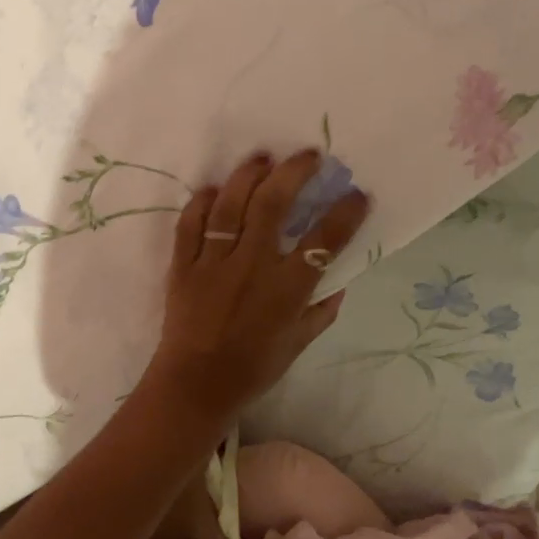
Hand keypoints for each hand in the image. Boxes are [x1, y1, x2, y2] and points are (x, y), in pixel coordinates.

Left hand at [147, 151, 368, 423]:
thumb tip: (339, 282)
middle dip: (293, 173)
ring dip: (246, 176)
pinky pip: (189, 226)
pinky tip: (213, 189)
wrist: (196, 382)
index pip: (324, 241)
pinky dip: (201, 204)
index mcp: (286, 288)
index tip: (357, 193)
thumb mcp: (297, 343)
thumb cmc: (253, 367)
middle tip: (307, 155)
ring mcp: (213, 262)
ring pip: (229, 207)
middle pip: (272, 205)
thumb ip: (320, 311)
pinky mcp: (182, 265)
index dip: (344, 214)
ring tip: (261, 158)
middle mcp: (251, 266)